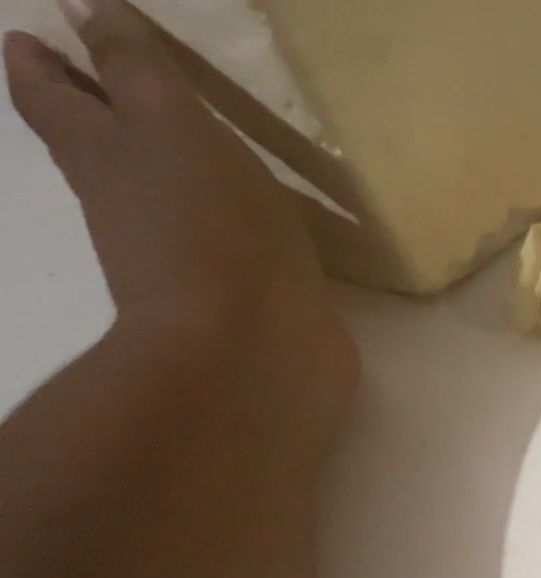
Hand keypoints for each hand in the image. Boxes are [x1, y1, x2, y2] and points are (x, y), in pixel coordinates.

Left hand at [4, 0, 354, 415]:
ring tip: (203, 145)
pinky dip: (233, 217)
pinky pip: (228, 237)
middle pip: (95, 144)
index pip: (49, 92)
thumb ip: (136, 68)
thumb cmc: (208, 230)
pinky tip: (265, 212)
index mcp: (99, 153)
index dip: (41, 60)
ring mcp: (187, 250)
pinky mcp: (246, 288)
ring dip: (173, 166)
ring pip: (163, 191)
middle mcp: (128, 200)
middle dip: (101, 111)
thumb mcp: (171, 128)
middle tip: (122, 85)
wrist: (253, 347)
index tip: (41, 36)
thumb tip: (83, 3)